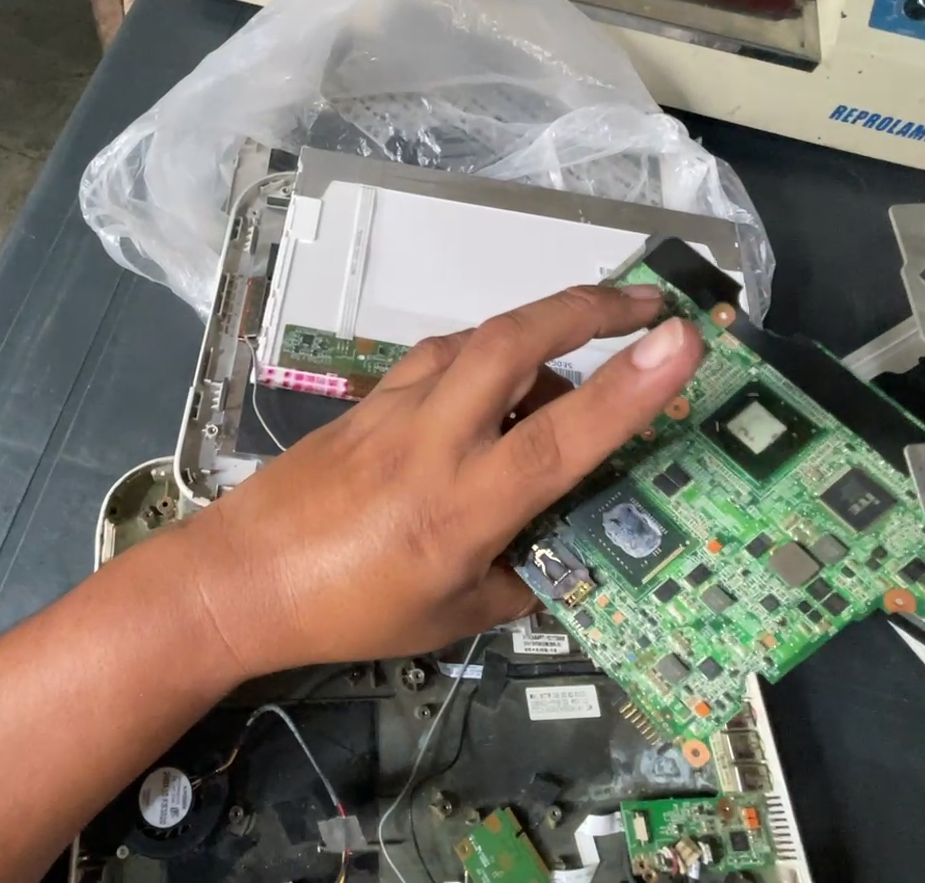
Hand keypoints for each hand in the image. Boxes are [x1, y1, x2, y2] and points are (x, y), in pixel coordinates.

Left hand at [171, 285, 700, 678]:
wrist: (242, 575)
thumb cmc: (346, 611)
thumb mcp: (449, 618)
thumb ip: (515, 579)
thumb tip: (554, 548)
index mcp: (463, 506)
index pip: (562, 436)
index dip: (629, 386)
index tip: (681, 337)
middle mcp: (433, 440)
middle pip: (513, 343)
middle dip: (586, 306)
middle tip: (646, 305)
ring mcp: (394, 409)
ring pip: (476, 340)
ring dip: (536, 334)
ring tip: (569, 371)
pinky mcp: (366, 399)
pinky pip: (437, 358)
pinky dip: (480, 356)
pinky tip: (491, 384)